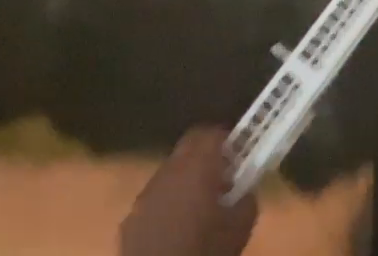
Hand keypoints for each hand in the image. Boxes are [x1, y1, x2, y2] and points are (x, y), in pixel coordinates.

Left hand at [121, 128, 257, 255]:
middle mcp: (167, 172)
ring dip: (186, 180)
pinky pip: (155, 198)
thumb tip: (246, 189)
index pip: (209, 132)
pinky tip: (178, 228)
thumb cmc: (204, 250)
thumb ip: (247, 199)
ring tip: (201, 207)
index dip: (226, 140)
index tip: (239, 156)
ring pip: (170, 173)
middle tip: (224, 177)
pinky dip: (169, 202)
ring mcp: (145, 195)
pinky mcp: (130, 219)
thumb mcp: (240, 228)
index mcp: (195, 167)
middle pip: (187, 148)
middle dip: (207, 156)